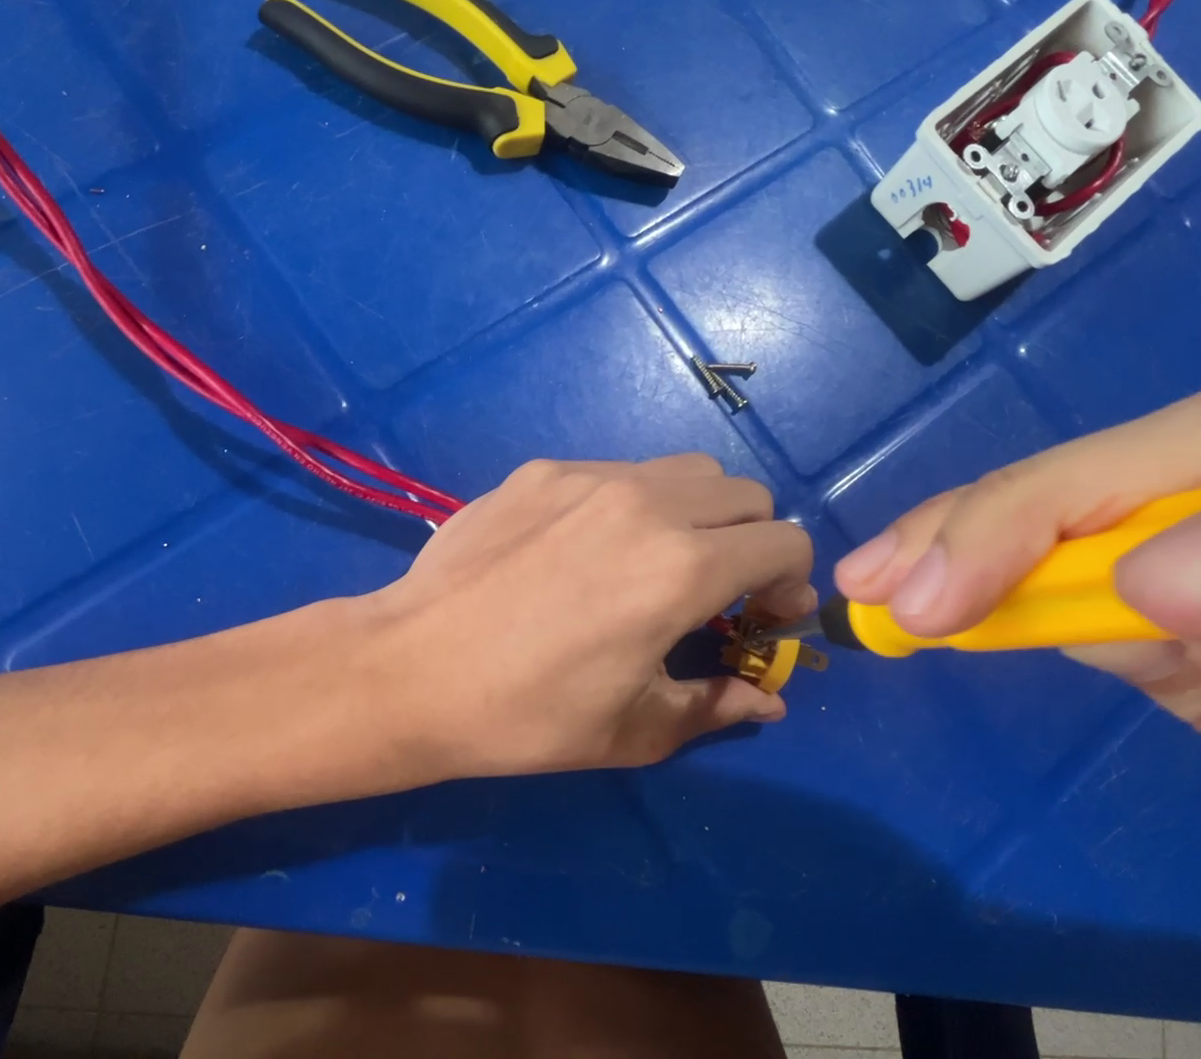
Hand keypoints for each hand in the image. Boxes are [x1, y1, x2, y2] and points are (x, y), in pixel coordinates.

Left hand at [362, 455, 813, 779]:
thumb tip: (769, 702)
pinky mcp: (541, 471)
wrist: (410, 670)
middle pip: (746, 494)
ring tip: (656, 561)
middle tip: (716, 590)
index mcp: (681, 568)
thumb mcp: (633, 730)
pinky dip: (632, 502)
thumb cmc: (526, 714)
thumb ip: (716, 706)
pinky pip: (617, 471)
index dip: (789, 584)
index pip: (785, 542)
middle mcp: (646, 504)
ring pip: (684, 470)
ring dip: (697, 512)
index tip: (761, 619)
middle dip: (751, 541)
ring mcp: (588, 477)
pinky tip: (585, 549)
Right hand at [834, 388, 1200, 901]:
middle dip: (1035, 520)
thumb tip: (1093, 628)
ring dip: (973, 518)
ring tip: (873, 581)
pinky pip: (1071, 488)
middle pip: (1195, 448)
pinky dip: (978, 525)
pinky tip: (905, 560)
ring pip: (1106, 458)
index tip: (1144, 604)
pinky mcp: (1184, 485)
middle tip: (917, 600)